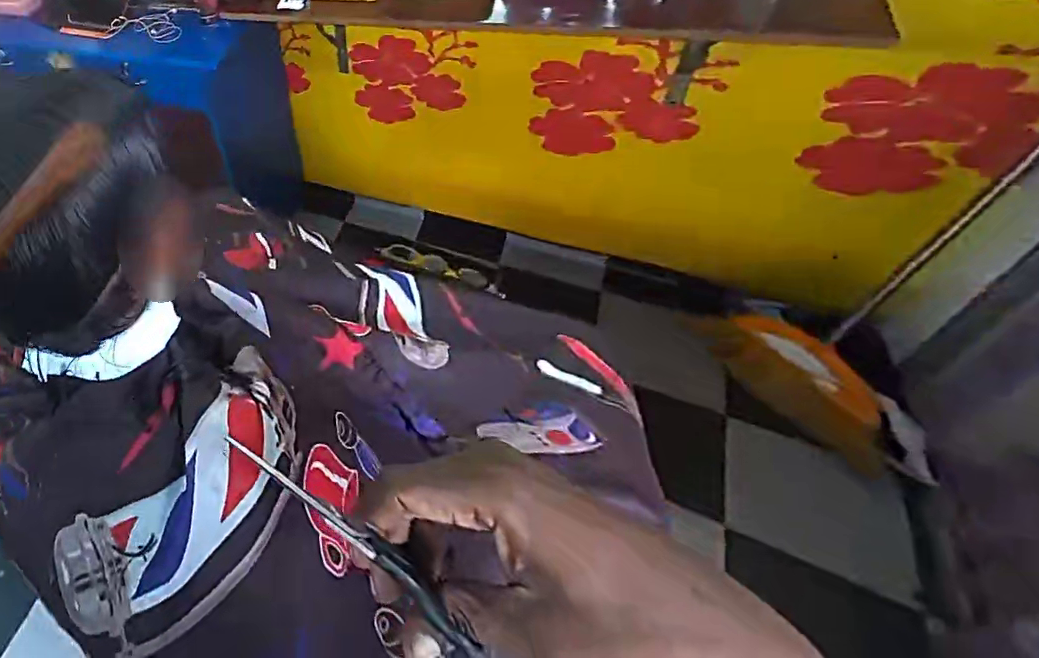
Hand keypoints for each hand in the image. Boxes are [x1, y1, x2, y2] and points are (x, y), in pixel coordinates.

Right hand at [350, 442, 820, 657]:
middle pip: (414, 485)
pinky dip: (454, 534)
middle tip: (394, 594)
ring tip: (428, 594)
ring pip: (439, 490)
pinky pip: (469, 497)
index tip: (364, 572)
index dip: (369, 525)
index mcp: (491, 486)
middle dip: (394, 537)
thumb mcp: (535, 639)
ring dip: (423, 539)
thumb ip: (459, 616)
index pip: (399, 488)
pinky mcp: (536, 489)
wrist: (738, 642)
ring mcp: (518, 471)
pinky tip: (463, 579)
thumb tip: (411, 619)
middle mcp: (495, 463)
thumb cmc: (632, 636)